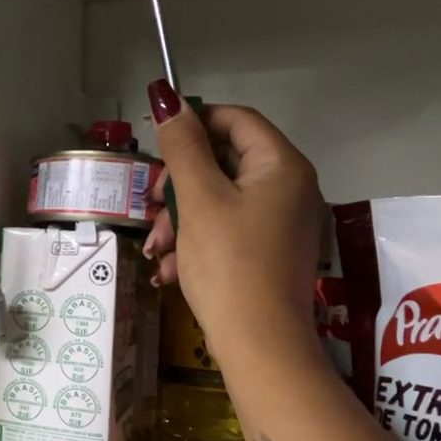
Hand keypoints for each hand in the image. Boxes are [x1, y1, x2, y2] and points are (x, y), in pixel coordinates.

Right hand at [142, 81, 324, 357]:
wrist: (259, 344)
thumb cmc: (229, 263)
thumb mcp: (198, 199)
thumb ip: (182, 146)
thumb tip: (166, 96)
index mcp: (280, 166)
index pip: (235, 120)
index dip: (193, 123)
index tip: (154, 142)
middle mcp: (289, 188)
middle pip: (223, 163)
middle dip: (178, 186)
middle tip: (152, 206)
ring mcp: (280, 224)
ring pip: (218, 201)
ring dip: (179, 220)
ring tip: (155, 250)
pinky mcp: (268, 254)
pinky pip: (226, 231)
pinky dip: (195, 243)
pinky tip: (168, 269)